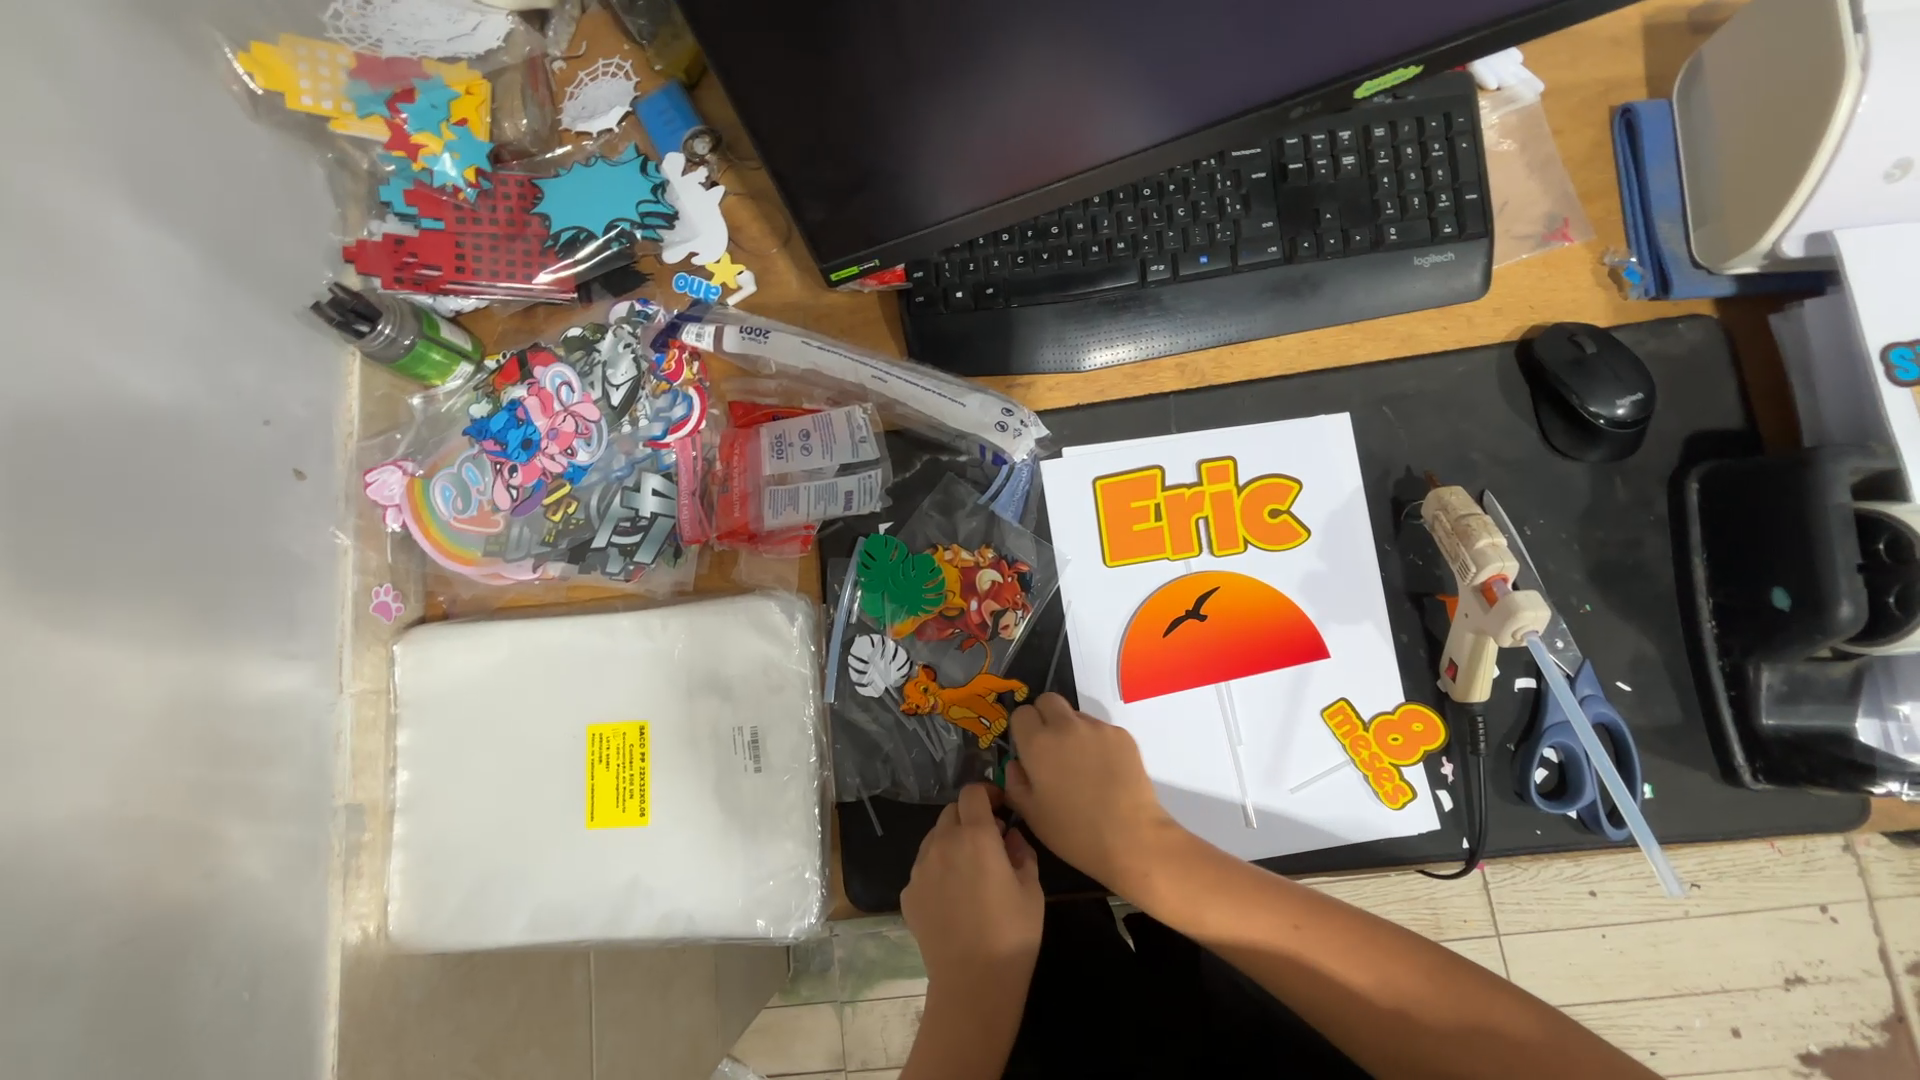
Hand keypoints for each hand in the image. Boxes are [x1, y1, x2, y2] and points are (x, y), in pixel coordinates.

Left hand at [901, 784, 1043, 994]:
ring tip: (969, 871)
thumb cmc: (1013, 933)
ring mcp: (920, 869)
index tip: (1001, 808)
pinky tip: (953, 898)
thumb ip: (1022, 852)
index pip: (973, 793)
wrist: (973, 982)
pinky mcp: (908, 893)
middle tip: (989, 841)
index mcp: (976, 836)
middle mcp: (942, 844)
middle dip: (970, 818)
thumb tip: (1011, 837)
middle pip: (951, 812)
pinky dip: (938, 870)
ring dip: (952, 841)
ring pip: (934, 838)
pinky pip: (924, 868)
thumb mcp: (1032, 889)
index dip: (987, 793)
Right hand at [1004, 693, 1185, 891]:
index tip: (1028, 749)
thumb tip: (1018, 765)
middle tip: (1051, 748)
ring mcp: (1097, 728)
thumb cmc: (1074, 832)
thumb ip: (1015, 782)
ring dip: (1071, 731)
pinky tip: (1104, 772)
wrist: (1131, 838)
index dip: (1022, 729)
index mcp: (1038, 743)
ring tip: (1082, 766)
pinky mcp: (1122, 735)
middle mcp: (1066, 726)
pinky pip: (1100, 730)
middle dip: (1045, 717)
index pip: (1021, 713)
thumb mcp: (1031, 814)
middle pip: (1048, 700)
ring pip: (1076, 716)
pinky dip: (1096, 743)